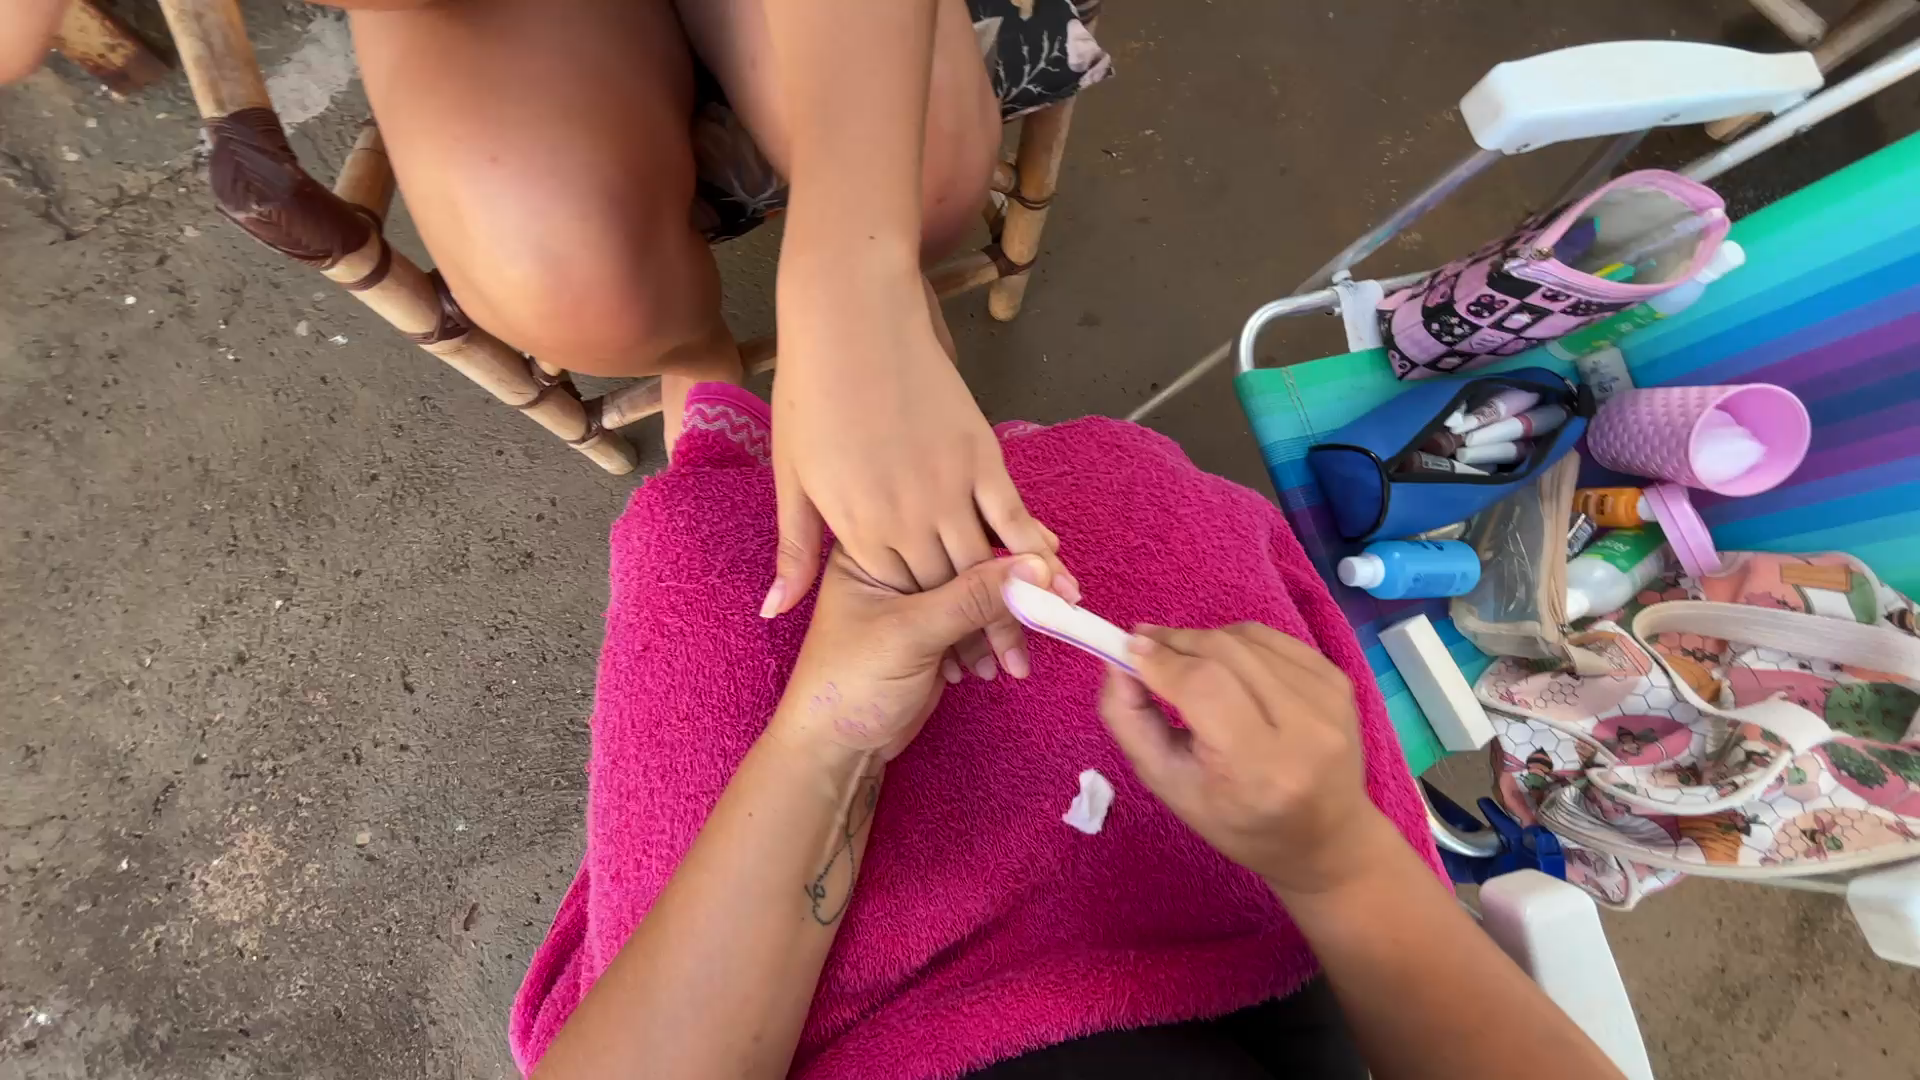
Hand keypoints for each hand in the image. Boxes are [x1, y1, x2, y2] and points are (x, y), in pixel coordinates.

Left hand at [765, 260, 1074, 681]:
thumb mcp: (790, 479)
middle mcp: (909, 520)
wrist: (850, 317)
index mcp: (860, 531)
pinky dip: (1038, 550)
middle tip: (1007, 663)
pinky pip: (1016, 518)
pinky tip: (1058, 576)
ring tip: (1040, 634)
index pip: (905, 600)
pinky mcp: (983, 457)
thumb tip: (775, 611)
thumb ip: (796, 551)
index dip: (935, 635)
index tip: (958, 661)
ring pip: (988, 565)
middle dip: (982, 634)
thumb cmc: (810, 397)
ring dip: (1016, 605)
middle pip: (951, 594)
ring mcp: (950, 489)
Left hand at [774, 547, 1052, 760]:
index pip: (949, 523)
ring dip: (1010, 619)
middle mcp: (898, 561)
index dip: (1005, 539)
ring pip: (982, 588)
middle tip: (1062, 599)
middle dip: (1016, 583)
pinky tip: (1006, 661)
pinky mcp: (937, 626)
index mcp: (873, 544)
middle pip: (973, 555)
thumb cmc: (852, 682)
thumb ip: (972, 598)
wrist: (836, 749)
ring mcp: (919, 596)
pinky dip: (999, 636)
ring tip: (1021, 655)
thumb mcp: (911, 634)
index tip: (1051, 558)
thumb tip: (1038, 567)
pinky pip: (981, 617)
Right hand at [1099, 623, 1400, 896]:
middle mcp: (1306, 729)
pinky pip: (1269, 638)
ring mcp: (1328, 700)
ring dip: (1201, 639)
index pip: (1204, 687)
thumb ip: (1129, 720)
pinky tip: (1225, 665)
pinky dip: (1234, 640)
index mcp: (1261, 769)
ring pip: (1244, 638)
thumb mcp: (1167, 782)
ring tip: (1183, 662)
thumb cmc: (1236, 819)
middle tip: (1144, 647)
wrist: (1326, 837)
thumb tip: (1118, 659)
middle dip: (1175, 643)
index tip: (1128, 650)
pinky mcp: (1339, 679)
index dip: (1160, 660)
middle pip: (1224, 652)